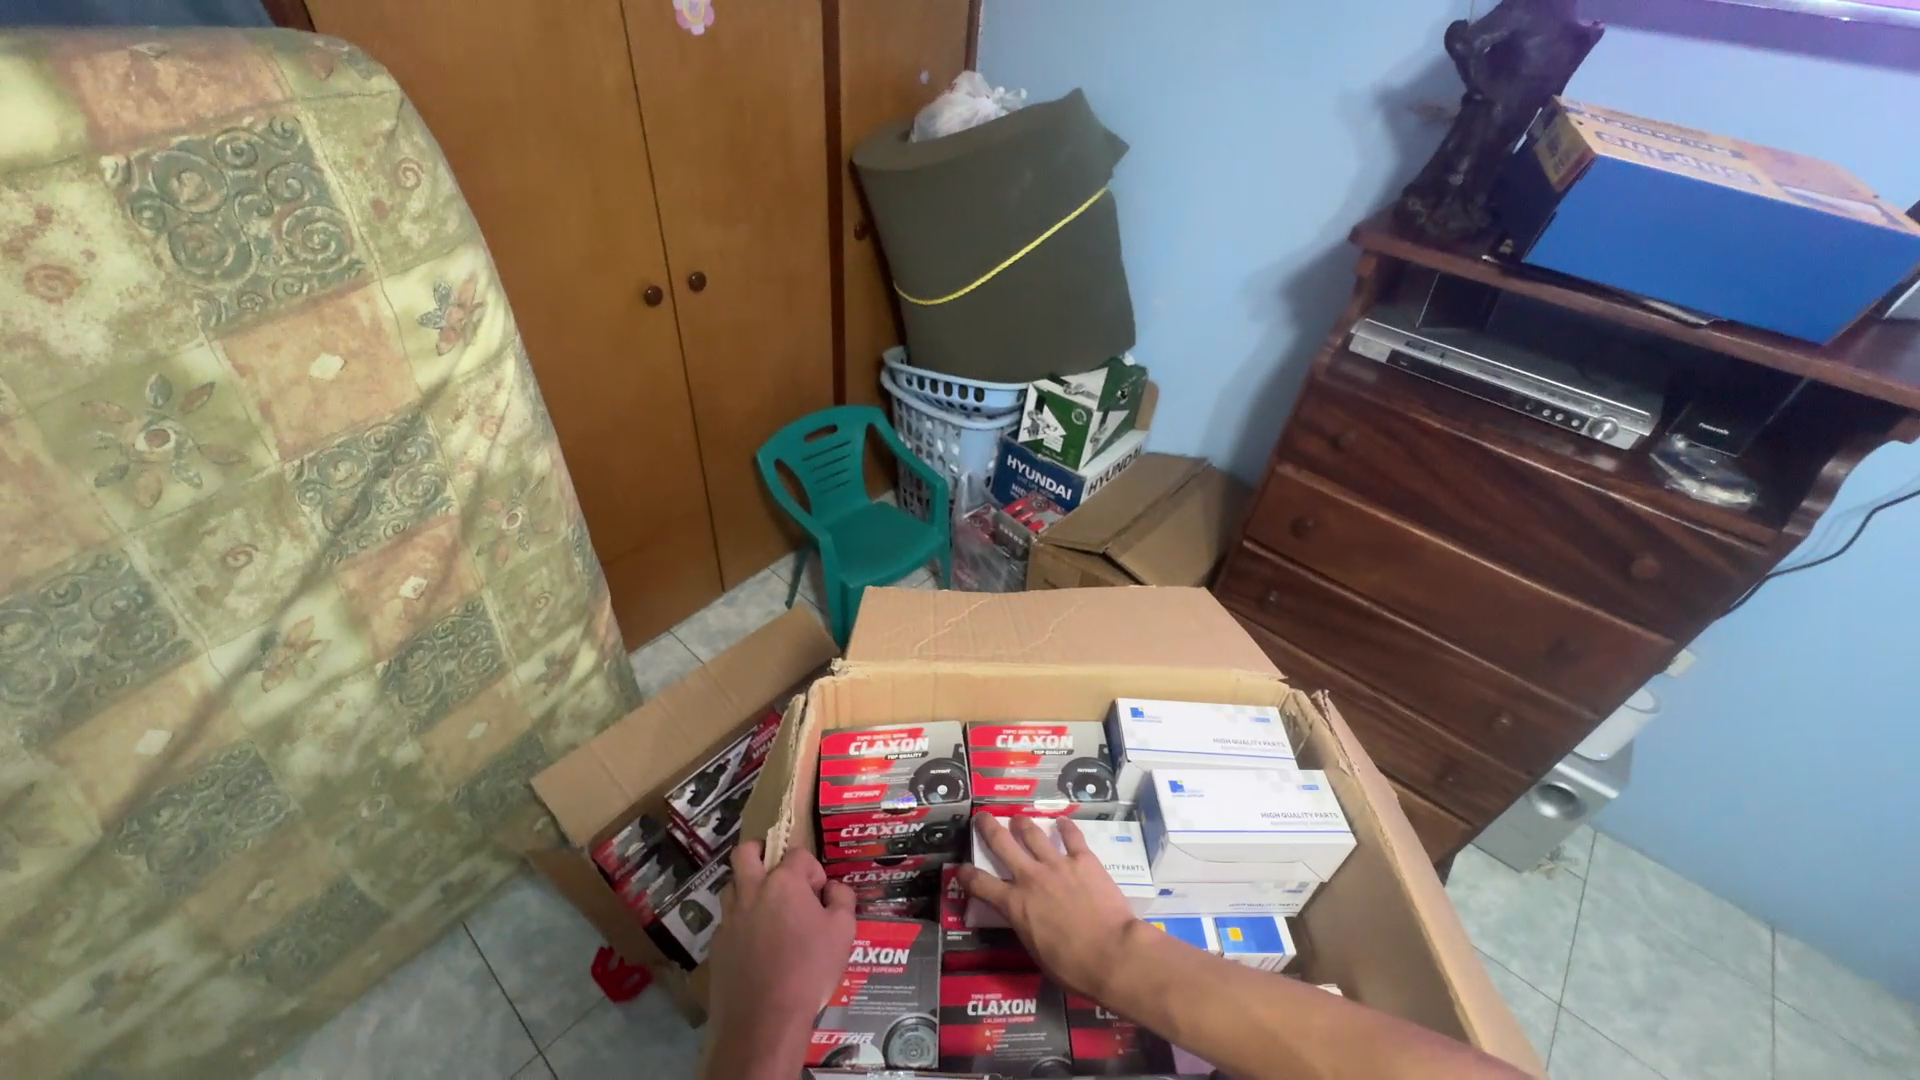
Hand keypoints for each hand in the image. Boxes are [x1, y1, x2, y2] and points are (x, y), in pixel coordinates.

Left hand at [702, 842, 856, 1079]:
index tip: (820, 894)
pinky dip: (740, 922)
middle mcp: (752, 891)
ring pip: (731, 885)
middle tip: (775, 871)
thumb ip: (842, 899)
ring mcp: (730, 918)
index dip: (813, 870)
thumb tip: (832, 888)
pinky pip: (727, 921)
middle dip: (761, 852)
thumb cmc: (809, 969)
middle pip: (746, 853)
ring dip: (747, 887)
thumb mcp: (844, 931)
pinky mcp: (716, 944)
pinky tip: (754, 945)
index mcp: (784, 882)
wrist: (764, 1019)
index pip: (798, 855)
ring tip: (765, 908)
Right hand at [957, 815, 1141, 998]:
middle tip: (983, 816)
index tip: (961, 868)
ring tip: (1019, 818)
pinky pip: (1072, 836)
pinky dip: (1066, 827)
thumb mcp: (1036, 952)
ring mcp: (1057, 864)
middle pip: (1002, 844)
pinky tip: (1062, 822)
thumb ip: (1026, 927)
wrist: (1112, 954)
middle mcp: (1030, 877)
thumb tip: (1025, 919)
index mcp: (1015, 905)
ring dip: (1023, 824)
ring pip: (1033, 834)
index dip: (967, 874)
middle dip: (988, 828)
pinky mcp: (1083, 859)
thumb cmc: (1072, 966)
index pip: (980, 884)